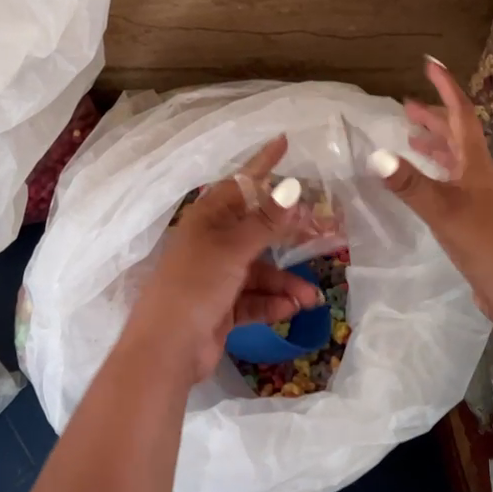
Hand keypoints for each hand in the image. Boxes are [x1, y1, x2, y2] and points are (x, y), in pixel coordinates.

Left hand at [122, 135, 324, 382]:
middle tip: (326, 232)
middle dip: (290, 234)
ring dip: (285, 282)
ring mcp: (217, 276)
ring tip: (310, 297)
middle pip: (258, 229)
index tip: (285, 142)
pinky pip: (255, 298)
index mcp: (207, 218)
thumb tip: (292, 188)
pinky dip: (273, 303)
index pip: (241, 183)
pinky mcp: (222, 307)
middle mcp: (212, 242)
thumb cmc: (195, 285)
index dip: (263, 163)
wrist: (165, 350)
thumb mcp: (233, 249)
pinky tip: (292, 309)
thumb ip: (265, 221)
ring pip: (261, 270)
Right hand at [375, 57, 492, 329]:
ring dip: (434, 142)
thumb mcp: (442, 210)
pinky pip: (451, 180)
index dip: (446, 87)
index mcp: (475, 162)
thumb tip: (375, 153)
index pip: (460, 113)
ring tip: (409, 136)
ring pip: (455, 157)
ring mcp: (479, 195)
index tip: (430, 63)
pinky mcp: (474, 215)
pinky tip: (422, 181)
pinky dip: (434, 170)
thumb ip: (409, 183)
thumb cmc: (484, 242)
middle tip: (405, 105)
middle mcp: (479, 172)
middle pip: (457, 134)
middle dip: (433, 116)